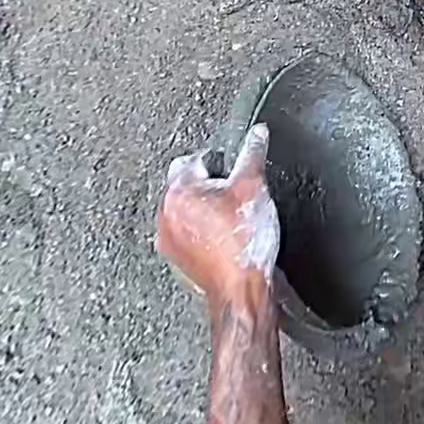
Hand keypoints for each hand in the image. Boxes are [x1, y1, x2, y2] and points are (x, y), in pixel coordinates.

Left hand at [157, 123, 278, 305]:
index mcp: (179, 191)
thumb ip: (253, 153)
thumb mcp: (254, 186)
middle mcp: (166, 214)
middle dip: (208, 182)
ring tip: (230, 215)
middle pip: (185, 182)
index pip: (195, 158)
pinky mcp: (177, 260)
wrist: (241, 291)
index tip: (235, 169)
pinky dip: (202, 230)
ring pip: (185, 209)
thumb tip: (257, 132)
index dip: (220, 159)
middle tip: (233, 191)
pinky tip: (224, 236)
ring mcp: (169, 240)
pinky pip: (186, 233)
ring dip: (204, 206)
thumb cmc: (243, 242)